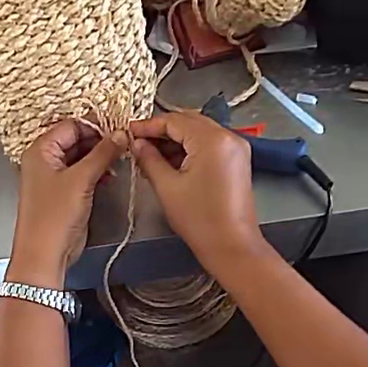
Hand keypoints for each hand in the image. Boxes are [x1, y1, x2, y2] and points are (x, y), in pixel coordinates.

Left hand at [11, 120, 124, 286]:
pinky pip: (83, 173)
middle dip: (100, 142)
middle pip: (76, 140)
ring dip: (101, 158)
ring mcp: (55, 177)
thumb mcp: (81, 179)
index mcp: (41, 150)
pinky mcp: (66, 193)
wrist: (46, 253)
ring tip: (119, 160)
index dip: (95, 125)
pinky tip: (110, 176)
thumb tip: (120, 134)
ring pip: (82, 157)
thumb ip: (103, 153)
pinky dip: (97, 172)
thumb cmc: (54, 216)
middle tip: (123, 145)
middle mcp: (46, 160)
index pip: (71, 125)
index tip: (119, 129)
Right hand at [128, 112, 266, 269]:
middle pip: (189, 121)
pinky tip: (171, 161)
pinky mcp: (238, 161)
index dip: (148, 125)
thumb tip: (137, 143)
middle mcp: (228, 137)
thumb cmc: (199, 219)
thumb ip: (150, 159)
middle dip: (162, 131)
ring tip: (151, 155)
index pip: (174, 120)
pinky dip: (190, 148)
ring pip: (199, 132)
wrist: (232, 246)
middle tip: (138, 142)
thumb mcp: (167, 187)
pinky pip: (210, 144)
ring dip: (176, 140)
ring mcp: (236, 148)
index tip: (129, 132)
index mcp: (212, 140)